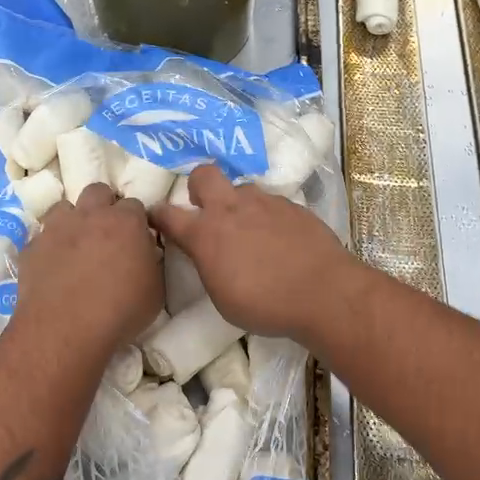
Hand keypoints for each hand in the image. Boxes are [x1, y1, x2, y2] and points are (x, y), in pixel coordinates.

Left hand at [14, 182, 163, 349]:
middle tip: (107, 233)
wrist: (64, 330)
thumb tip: (144, 252)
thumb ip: (151, 262)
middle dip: (104, 205)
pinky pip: (41, 237)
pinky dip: (49, 246)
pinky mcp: (31, 247)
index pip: (135, 205)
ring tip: (76, 245)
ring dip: (73, 220)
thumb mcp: (155, 291)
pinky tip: (53, 266)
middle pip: (98, 192)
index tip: (136, 238)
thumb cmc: (119, 312)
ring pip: (64, 207)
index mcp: (126, 222)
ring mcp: (56, 228)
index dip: (136, 220)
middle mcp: (90, 215)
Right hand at [150, 165, 364, 340]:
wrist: (323, 292)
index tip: (156, 219)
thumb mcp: (222, 297)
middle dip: (199, 188)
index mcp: (206, 233)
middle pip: (203, 175)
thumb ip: (208, 266)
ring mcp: (265, 202)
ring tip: (251, 231)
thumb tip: (207, 253)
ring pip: (241, 188)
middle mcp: (232, 208)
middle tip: (208, 212)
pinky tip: (280, 239)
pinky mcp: (292, 205)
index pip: (168, 214)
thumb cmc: (264, 305)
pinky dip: (268, 216)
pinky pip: (271, 203)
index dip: (158, 215)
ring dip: (238, 204)